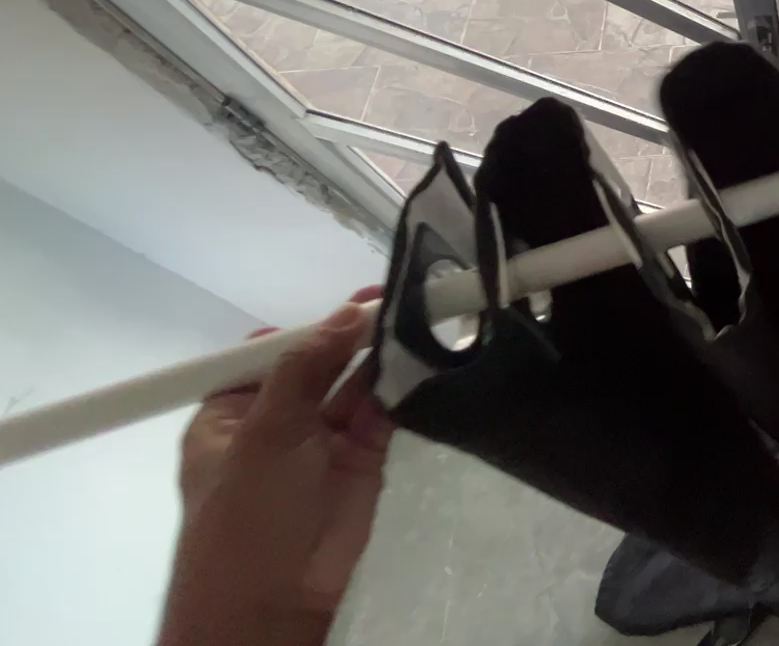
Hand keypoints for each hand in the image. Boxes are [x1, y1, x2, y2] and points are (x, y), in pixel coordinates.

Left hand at [160, 288, 392, 645]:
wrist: (278, 597)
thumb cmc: (248, 513)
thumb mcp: (265, 435)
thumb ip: (305, 369)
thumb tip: (347, 313)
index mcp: (233, 414)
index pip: (273, 354)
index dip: (312, 326)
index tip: (356, 300)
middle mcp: (280, 419)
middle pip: (323, 362)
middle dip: (356, 334)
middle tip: (401, 299)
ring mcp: (326, 435)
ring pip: (359, 381)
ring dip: (385, 354)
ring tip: (423, 318)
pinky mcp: (367, 449)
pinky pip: (388, 405)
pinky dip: (406, 381)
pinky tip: (428, 355)